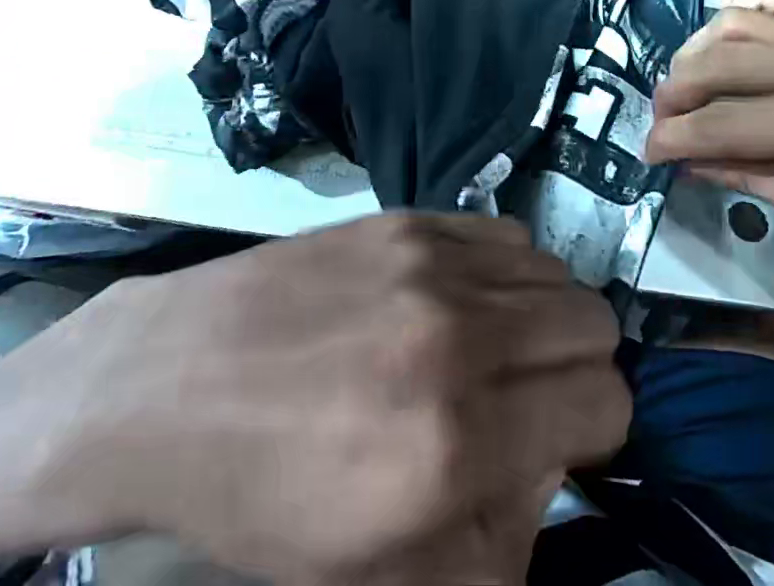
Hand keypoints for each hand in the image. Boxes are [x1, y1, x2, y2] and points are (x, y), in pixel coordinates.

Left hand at [32, 213, 627, 581]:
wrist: (169, 382)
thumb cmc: (262, 492)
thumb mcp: (377, 569)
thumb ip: (496, 540)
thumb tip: (553, 465)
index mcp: (454, 444)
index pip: (604, 403)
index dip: (596, 427)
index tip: (559, 434)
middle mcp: (459, 339)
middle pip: (596, 326)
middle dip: (580, 366)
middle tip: (531, 388)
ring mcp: (434, 266)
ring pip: (559, 274)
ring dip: (545, 315)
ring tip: (495, 341)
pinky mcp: (409, 222)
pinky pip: (509, 236)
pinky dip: (507, 272)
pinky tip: (462, 297)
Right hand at [645, 0, 773, 298]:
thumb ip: (760, 178)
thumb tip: (692, 160)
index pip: (730, 120)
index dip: (677, 137)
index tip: (646, 154)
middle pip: (728, 58)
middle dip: (678, 90)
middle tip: (660, 124)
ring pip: (751, 20)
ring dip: (704, 52)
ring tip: (686, 89)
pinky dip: (756, 13)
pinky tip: (738, 40)